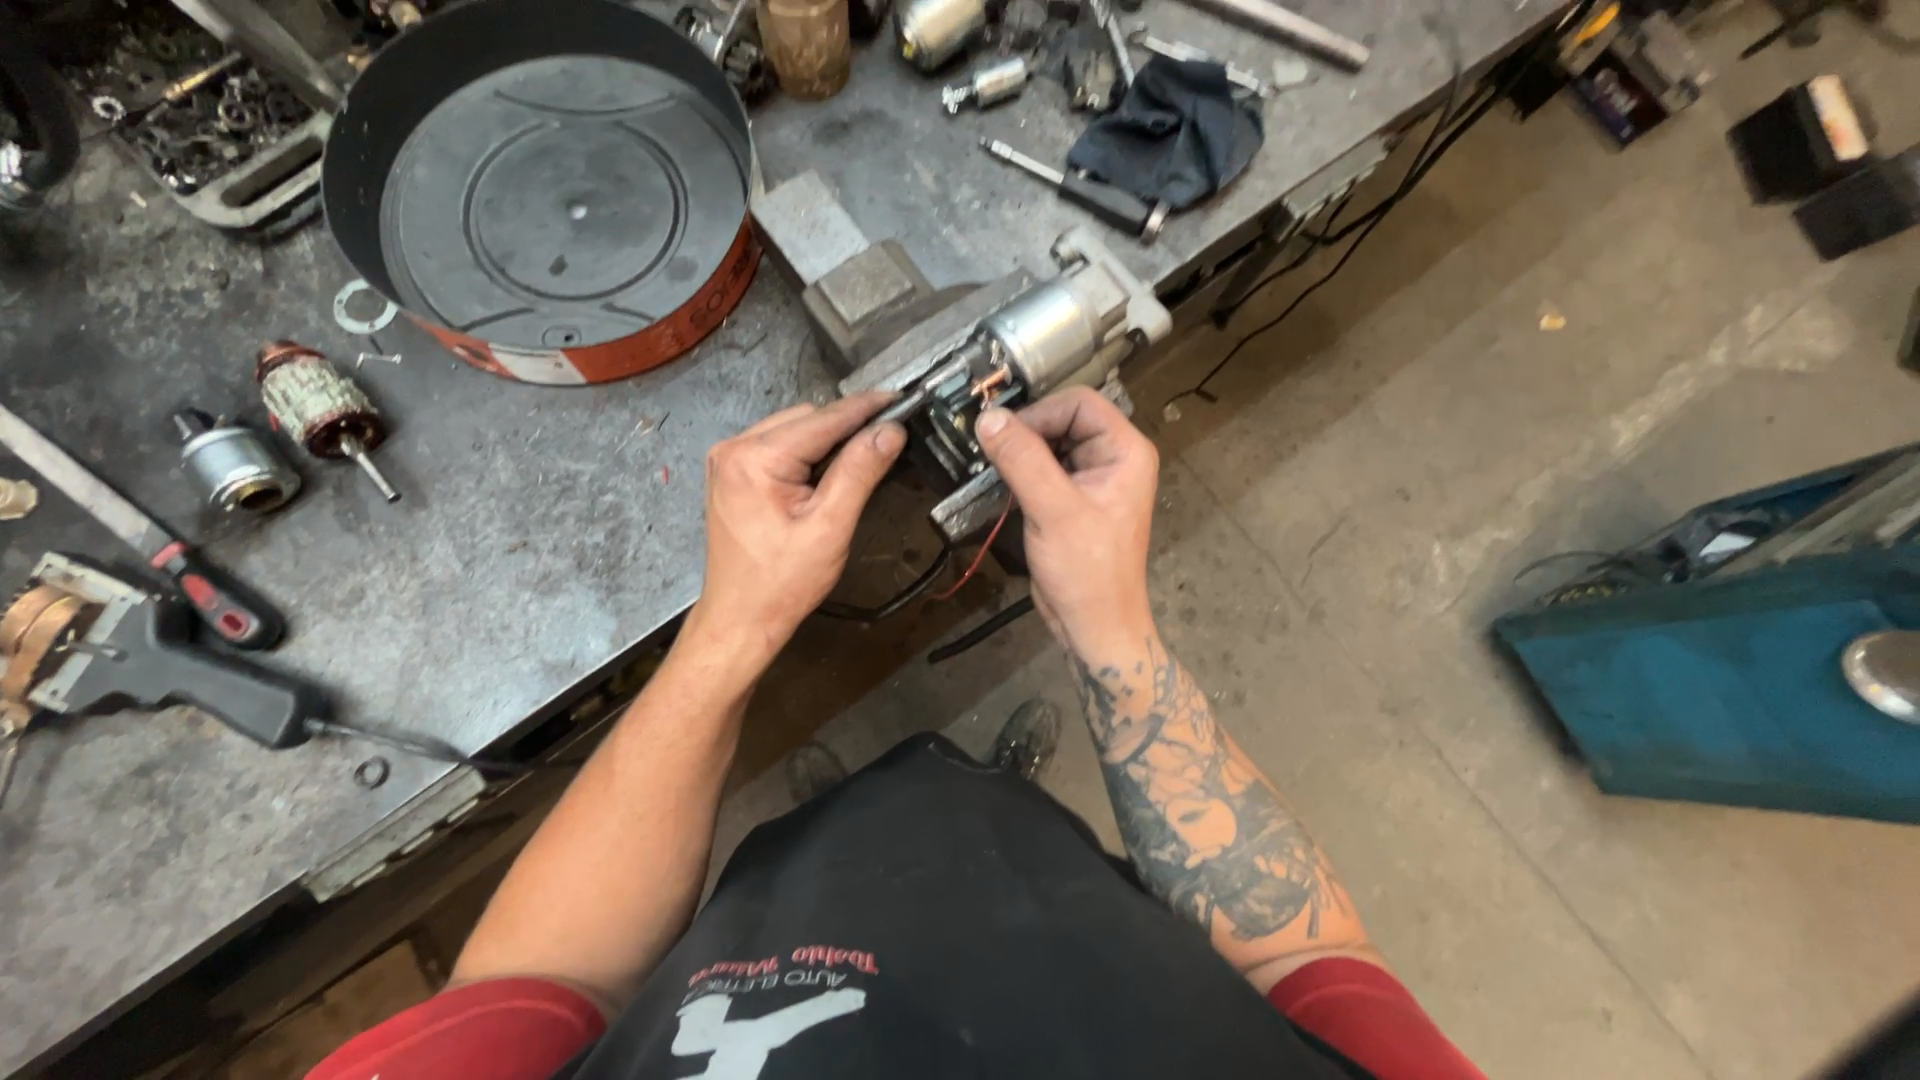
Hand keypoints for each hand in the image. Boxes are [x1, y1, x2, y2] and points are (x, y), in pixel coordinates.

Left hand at [691, 393, 905, 664]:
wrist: (741, 617)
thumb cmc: (784, 582)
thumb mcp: (830, 527)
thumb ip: (859, 472)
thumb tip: (891, 430)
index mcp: (754, 458)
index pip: (823, 419)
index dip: (867, 408)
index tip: (902, 399)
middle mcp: (734, 447)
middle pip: (806, 418)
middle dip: (846, 426)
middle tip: (889, 437)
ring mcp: (727, 458)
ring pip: (792, 428)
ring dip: (827, 438)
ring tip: (862, 455)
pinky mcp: (730, 472)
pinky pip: (777, 445)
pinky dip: (805, 451)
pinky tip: (826, 470)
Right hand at [975, 386, 1158, 658]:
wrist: (1094, 625)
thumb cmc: (1088, 571)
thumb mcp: (1054, 511)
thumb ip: (1022, 461)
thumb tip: (988, 418)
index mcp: (1126, 451)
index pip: (1079, 404)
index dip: (1040, 413)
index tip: (1003, 435)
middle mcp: (1113, 458)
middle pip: (1063, 420)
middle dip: (1027, 432)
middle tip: (991, 449)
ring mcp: (1092, 479)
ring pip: (1049, 444)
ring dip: (1020, 451)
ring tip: (992, 465)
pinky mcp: (1071, 500)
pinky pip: (1043, 469)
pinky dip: (1021, 471)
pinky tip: (1001, 482)